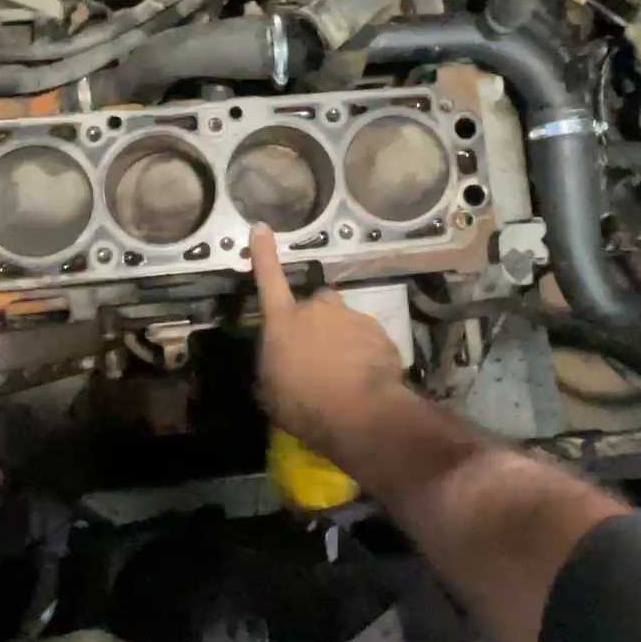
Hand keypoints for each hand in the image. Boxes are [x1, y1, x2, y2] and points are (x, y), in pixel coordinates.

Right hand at [250, 223, 405, 447]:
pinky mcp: (379, 330)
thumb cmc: (304, 405)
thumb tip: (275, 360)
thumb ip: (271, 365)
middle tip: (317, 355)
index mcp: (283, 321)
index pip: (268, 279)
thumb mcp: (270, 392)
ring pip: (343, 321)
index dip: (263, 254)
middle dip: (316, 322)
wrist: (361, 413)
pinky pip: (367, 337)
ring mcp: (351, 316)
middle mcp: (317, 309)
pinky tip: (365, 376)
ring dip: (341, 338)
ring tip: (343, 371)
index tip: (261, 227)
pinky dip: (365, 351)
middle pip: (315, 305)